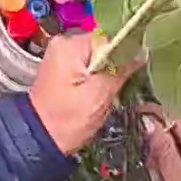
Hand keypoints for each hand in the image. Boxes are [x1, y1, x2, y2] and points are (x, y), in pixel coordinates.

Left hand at [29, 32, 133, 155]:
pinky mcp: (63, 67)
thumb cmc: (67, 120)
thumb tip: (143, 50)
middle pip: (104, 45)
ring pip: (99, 56)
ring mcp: (62, 55)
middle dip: (116, 64)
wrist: (37, 143)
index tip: (135, 68)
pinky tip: (99, 92)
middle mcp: (64, 43)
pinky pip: (90, 64)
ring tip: (109, 92)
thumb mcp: (99, 95)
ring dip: (108, 72)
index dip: (126, 52)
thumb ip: (121, 69)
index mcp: (70, 45)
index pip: (110, 37)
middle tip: (120, 86)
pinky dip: (98, 76)